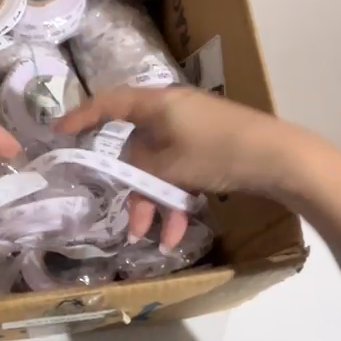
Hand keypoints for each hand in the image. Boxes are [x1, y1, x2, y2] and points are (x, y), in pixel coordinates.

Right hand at [58, 87, 331, 243]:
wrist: (281, 160)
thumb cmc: (217, 153)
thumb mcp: (167, 165)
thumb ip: (137, 164)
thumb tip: (128, 167)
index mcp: (158, 103)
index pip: (109, 104)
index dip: (81, 117)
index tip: (59, 132)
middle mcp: (173, 112)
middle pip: (136, 148)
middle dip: (132, 189)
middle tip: (128, 219)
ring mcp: (193, 130)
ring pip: (160, 168)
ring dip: (156, 203)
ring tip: (155, 237)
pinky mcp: (211, 148)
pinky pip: (181, 174)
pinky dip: (178, 200)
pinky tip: (178, 232)